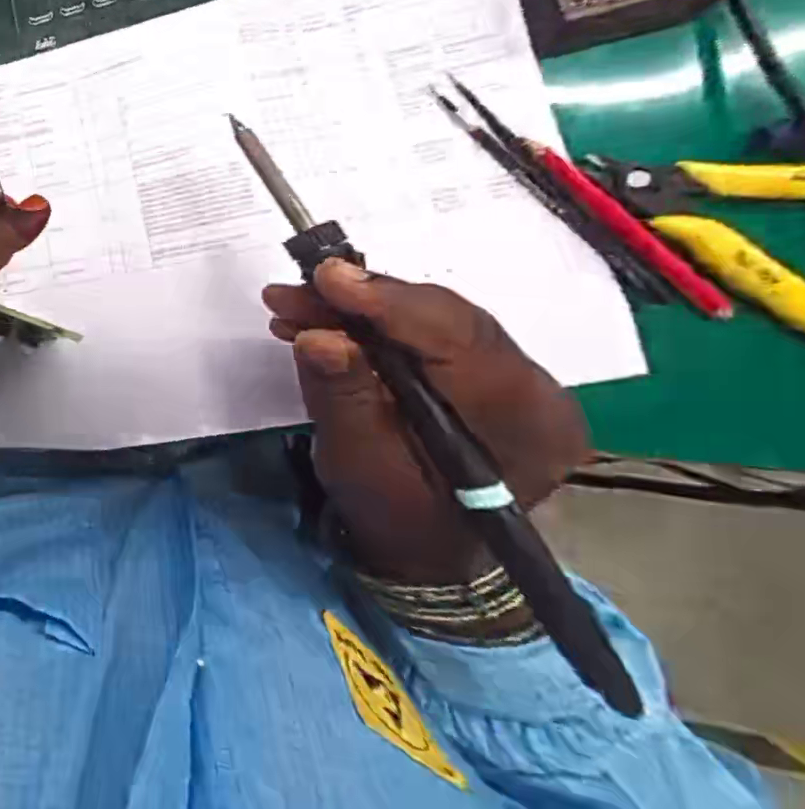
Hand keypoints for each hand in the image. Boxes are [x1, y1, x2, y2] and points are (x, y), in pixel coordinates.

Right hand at [262, 259, 592, 584]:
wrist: (426, 552)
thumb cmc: (393, 514)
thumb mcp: (357, 460)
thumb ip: (342, 395)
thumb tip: (319, 337)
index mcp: (522, 420)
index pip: (458, 337)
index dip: (388, 300)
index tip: (327, 277)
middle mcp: (537, 392)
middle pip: (446, 320)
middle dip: (361, 299)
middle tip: (292, 292)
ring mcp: (518, 382)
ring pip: (434, 320)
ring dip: (358, 309)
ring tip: (293, 306)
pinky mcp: (488, 378)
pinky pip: (430, 335)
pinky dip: (373, 325)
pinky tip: (324, 325)